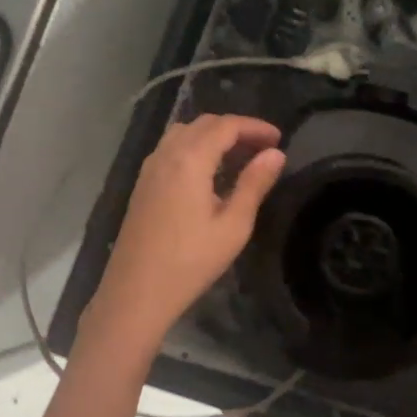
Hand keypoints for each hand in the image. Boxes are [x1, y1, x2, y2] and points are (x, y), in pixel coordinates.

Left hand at [86, 115, 286, 343]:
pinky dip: (195, 148)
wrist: (137, 292)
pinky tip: (210, 174)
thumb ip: (254, 184)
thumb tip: (275, 154)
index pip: (226, 125)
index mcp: (190, 160)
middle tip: (263, 148)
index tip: (278, 138)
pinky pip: (171, 150)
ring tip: (238, 157)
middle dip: (235, 128)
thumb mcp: (233, 225)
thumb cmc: (191, 261)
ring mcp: (149, 169)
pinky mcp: (142, 184)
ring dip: (213, 136)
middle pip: (203, 124)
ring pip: (184, 134)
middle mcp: (166, 155)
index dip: (255, 126)